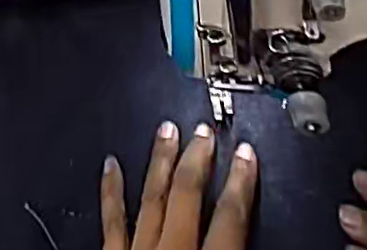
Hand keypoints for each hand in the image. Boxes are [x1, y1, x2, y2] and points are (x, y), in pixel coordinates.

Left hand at [102, 121, 258, 249]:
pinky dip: (111, 191)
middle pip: (186, 195)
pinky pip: (111, 222)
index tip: (245, 152)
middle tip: (204, 129)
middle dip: (197, 158)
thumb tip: (255, 237)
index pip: (229, 218)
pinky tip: (111, 166)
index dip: (241, 181)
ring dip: (161, 162)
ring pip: (151, 198)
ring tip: (167, 129)